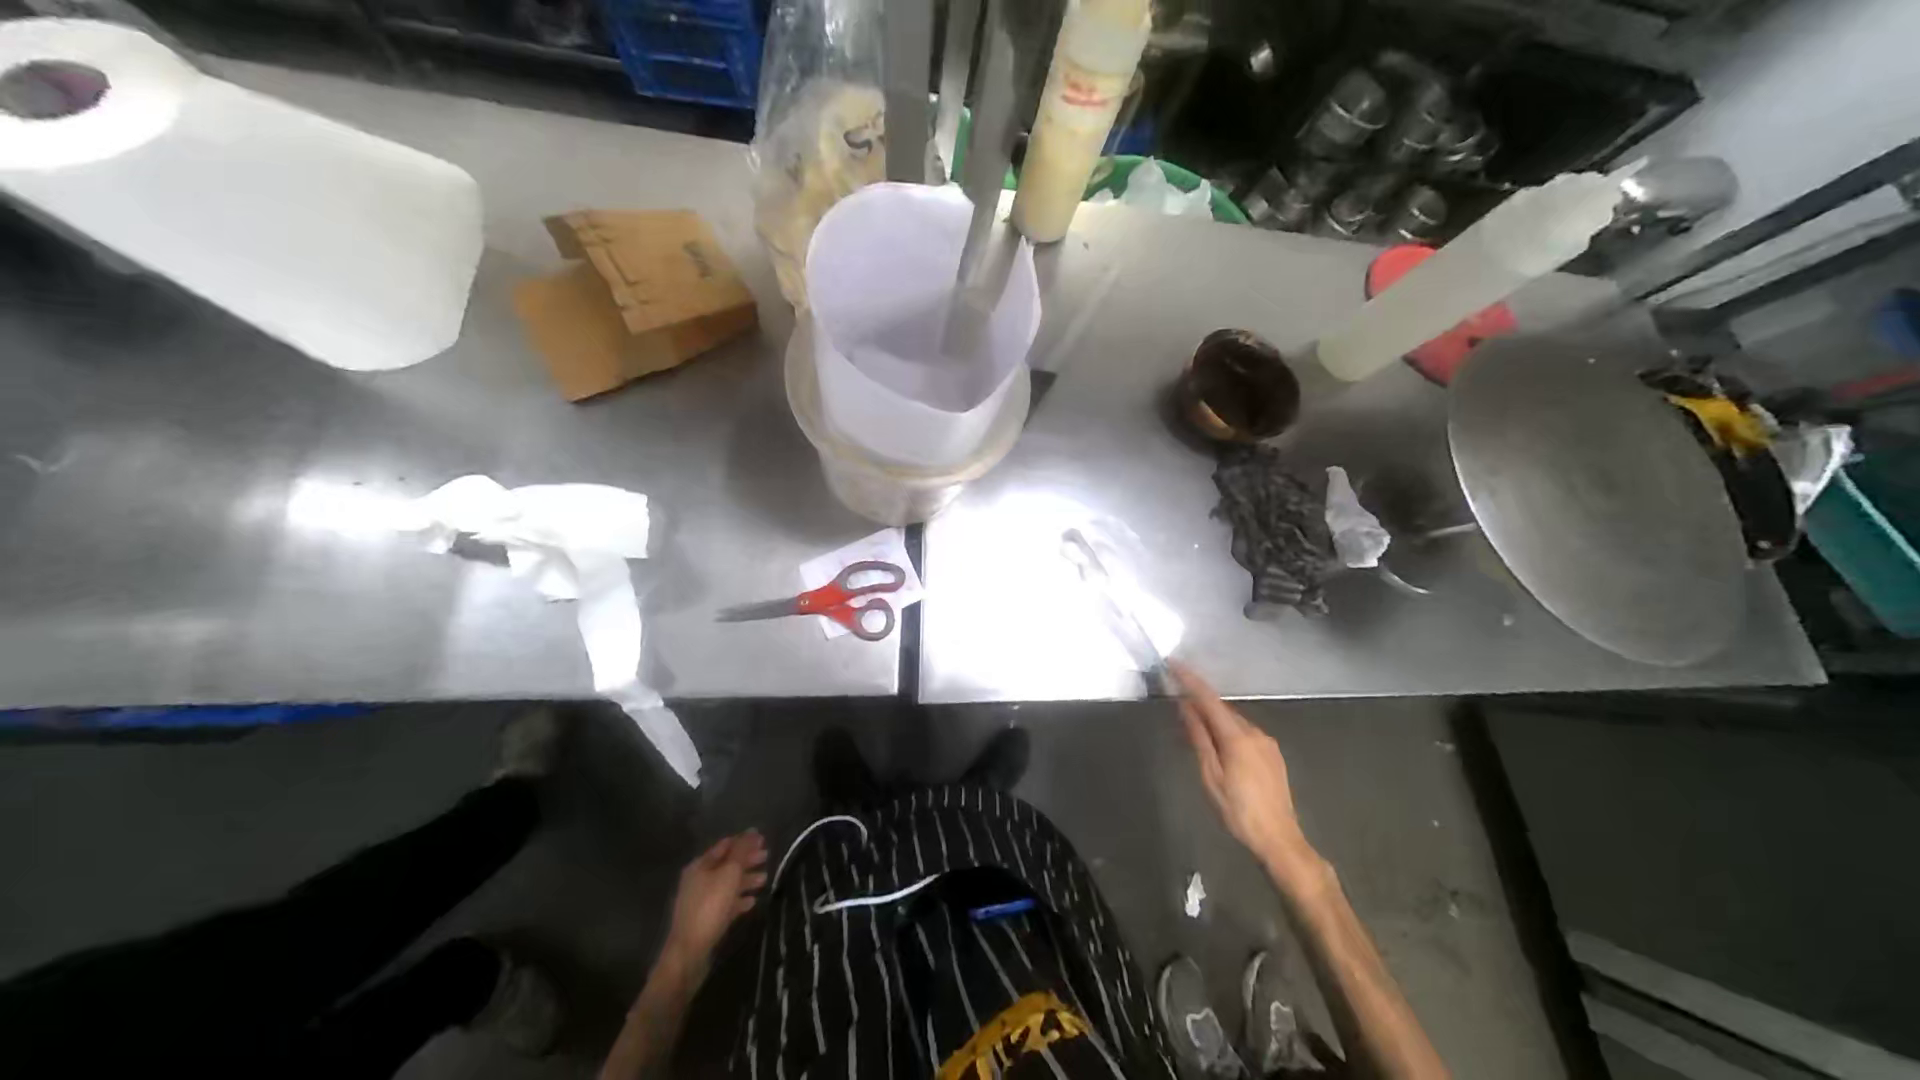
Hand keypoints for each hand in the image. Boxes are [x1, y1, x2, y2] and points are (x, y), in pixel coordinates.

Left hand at [665, 830, 768, 964]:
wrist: (689, 952)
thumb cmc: (710, 907)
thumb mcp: (729, 874)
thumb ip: (742, 852)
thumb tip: (752, 831)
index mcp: (700, 865)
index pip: (725, 845)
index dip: (744, 841)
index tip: (764, 840)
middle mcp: (698, 880)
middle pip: (726, 864)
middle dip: (747, 860)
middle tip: (767, 856)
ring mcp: (700, 901)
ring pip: (727, 884)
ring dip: (746, 880)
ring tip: (765, 879)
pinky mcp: (705, 919)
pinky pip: (725, 903)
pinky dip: (739, 900)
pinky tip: (752, 902)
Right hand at [1172, 661, 1317, 879]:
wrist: (1279, 838)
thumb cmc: (1238, 811)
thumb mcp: (1210, 776)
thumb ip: (1199, 739)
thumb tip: (1186, 708)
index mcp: (1237, 737)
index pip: (1209, 700)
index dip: (1190, 680)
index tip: (1174, 664)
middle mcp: (1255, 732)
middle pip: (1222, 709)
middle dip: (1199, 702)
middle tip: (1177, 705)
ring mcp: (1267, 743)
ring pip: (1233, 721)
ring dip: (1213, 719)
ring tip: (1193, 729)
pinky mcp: (1273, 754)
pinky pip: (1244, 733)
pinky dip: (1227, 731)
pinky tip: (1218, 745)